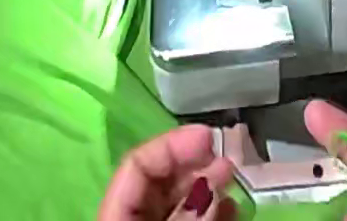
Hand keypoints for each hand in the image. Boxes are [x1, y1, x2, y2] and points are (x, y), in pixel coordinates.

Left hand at [97, 124, 238, 220]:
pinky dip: (210, 216)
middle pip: (160, 180)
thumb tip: (213, 183)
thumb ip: (184, 217)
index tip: (208, 134)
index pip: (138, 163)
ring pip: (177, 203)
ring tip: (231, 176)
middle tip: (226, 155)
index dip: (172, 145)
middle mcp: (129, 215)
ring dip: (206, 189)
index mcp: (115, 211)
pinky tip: (232, 208)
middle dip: (193, 165)